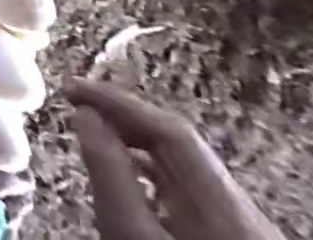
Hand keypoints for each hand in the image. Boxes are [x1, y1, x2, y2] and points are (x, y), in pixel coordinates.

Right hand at [66, 80, 282, 239]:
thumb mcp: (130, 234)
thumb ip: (108, 171)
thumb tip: (86, 115)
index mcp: (227, 207)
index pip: (172, 131)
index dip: (119, 101)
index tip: (69, 87)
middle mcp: (243, 212)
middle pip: (181, 146)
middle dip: (124, 117)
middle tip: (73, 102)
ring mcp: (243, 230)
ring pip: (184, 167)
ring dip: (134, 140)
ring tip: (89, 129)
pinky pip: (187, 190)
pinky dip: (149, 168)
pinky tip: (123, 172)